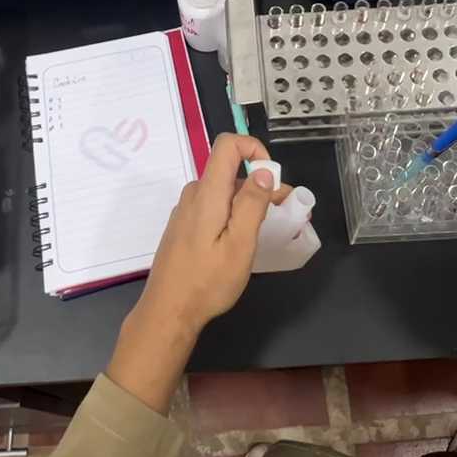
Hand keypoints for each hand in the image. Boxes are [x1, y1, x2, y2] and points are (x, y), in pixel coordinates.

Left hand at [137, 133, 278, 335]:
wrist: (168, 311)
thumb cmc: (207, 281)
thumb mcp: (239, 245)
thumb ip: (251, 204)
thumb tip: (264, 172)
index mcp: (208, 193)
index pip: (228, 144)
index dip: (253, 148)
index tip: (272, 177)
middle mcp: (195, 194)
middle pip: (231, 172)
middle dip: (261, 186)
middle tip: (288, 213)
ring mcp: (187, 210)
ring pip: (224, 192)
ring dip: (249, 203)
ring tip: (272, 229)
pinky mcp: (185, 225)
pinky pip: (214, 207)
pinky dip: (233, 214)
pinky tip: (243, 240)